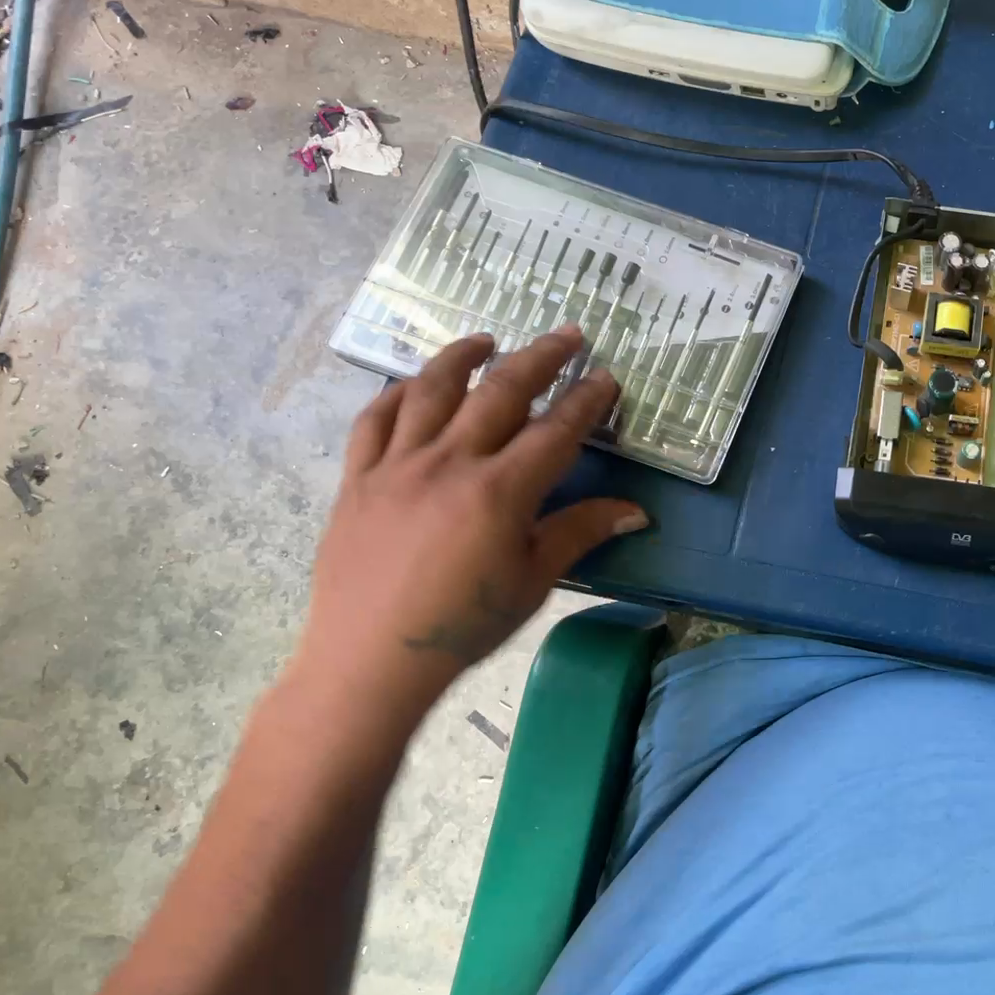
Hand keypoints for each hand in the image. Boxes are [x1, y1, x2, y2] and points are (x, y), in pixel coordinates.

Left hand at [299, 329, 647, 701]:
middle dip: (540, 357)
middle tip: (567, 334)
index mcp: (499, 492)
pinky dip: (398, 392)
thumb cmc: (464, 624)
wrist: (369, 660)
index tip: (606, 375)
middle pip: (501, 392)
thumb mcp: (533, 579)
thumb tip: (636, 511)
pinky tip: (416, 383)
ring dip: (464, 357)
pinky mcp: (358, 478)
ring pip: (432, 391)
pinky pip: (374, 419)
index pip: (556, 431)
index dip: (587, 400)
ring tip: (486, 339)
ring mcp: (397, 466)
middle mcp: (449, 464)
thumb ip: (580, 532)